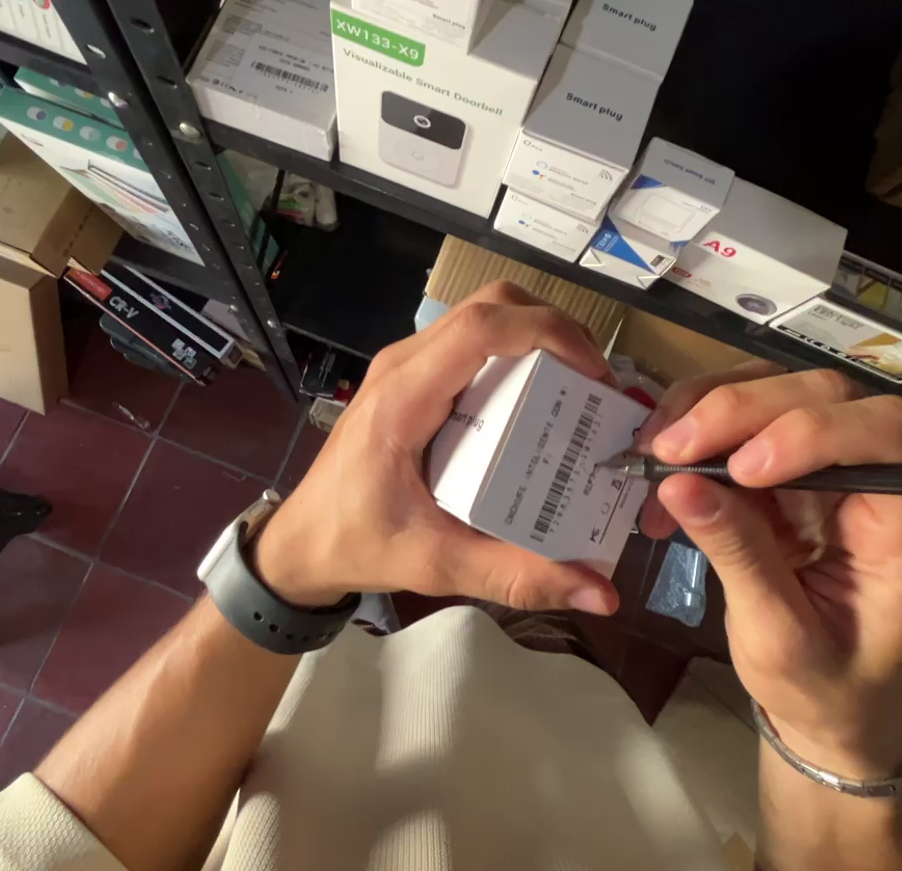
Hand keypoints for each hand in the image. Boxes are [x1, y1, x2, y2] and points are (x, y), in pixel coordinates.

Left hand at [253, 281, 621, 615]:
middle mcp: (402, 366)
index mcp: (403, 397)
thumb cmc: (357, 543)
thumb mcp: (435, 564)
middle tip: (594, 379)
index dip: (545, 332)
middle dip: (550, 327)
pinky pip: (468, 342)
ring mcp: (403, 366)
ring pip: (478, 316)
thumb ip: (515, 575)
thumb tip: (601, 594)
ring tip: (576, 384)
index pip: (478, 329)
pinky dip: (511, 351)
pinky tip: (536, 397)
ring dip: (533, 335)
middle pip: (486, 307)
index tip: (593, 372)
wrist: (301, 540)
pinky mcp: (409, 377)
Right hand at [641, 368, 901, 778]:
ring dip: (709, 408)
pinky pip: (745, 414)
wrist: (830, 704)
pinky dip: (697, 424)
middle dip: (741, 411)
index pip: (890, 435)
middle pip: (826, 396)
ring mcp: (832, 462)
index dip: (815, 431)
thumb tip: (676, 484)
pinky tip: (662, 455)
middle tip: (670, 450)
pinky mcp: (789, 462)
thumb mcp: (779, 638)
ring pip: (780, 388)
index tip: (743, 470)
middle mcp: (880, 478)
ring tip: (656, 450)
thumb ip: (738, 556)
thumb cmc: (824, 686)